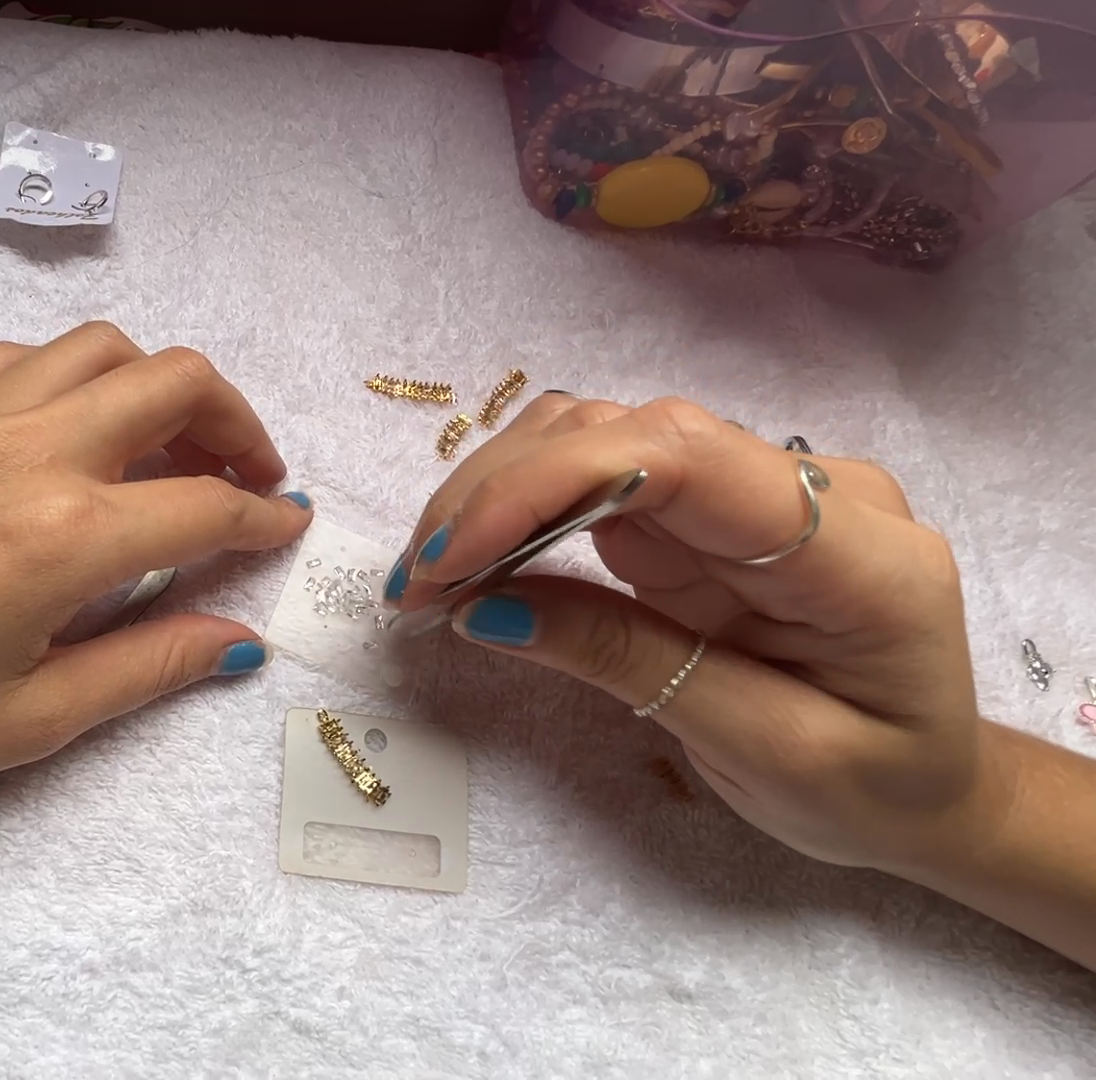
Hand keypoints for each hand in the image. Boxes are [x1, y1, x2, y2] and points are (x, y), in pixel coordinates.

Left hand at [0, 322, 311, 820]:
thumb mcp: (32, 720)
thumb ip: (150, 665)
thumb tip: (239, 640)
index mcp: (58, 535)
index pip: (203, 506)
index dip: (263, 518)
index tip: (290, 528)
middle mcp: (22, 449)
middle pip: (172, 382)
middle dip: (236, 423)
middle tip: (249, 477)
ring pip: (100, 349)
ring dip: (158, 387)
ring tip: (168, 450)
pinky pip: (23, 360)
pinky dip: (77, 378)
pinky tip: (74, 435)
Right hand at [390, 393, 1000, 874]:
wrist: (921, 780)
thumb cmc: (874, 785)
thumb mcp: (762, 747)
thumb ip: (627, 662)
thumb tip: (483, 609)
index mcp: (850, 550)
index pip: (674, 459)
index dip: (542, 486)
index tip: (449, 560)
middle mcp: (791, 488)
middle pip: (611, 434)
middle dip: (491, 497)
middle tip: (416, 583)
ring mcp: (730, 489)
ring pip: (581, 437)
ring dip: (485, 496)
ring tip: (430, 573)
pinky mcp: (681, 509)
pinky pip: (577, 475)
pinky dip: (506, 509)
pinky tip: (470, 556)